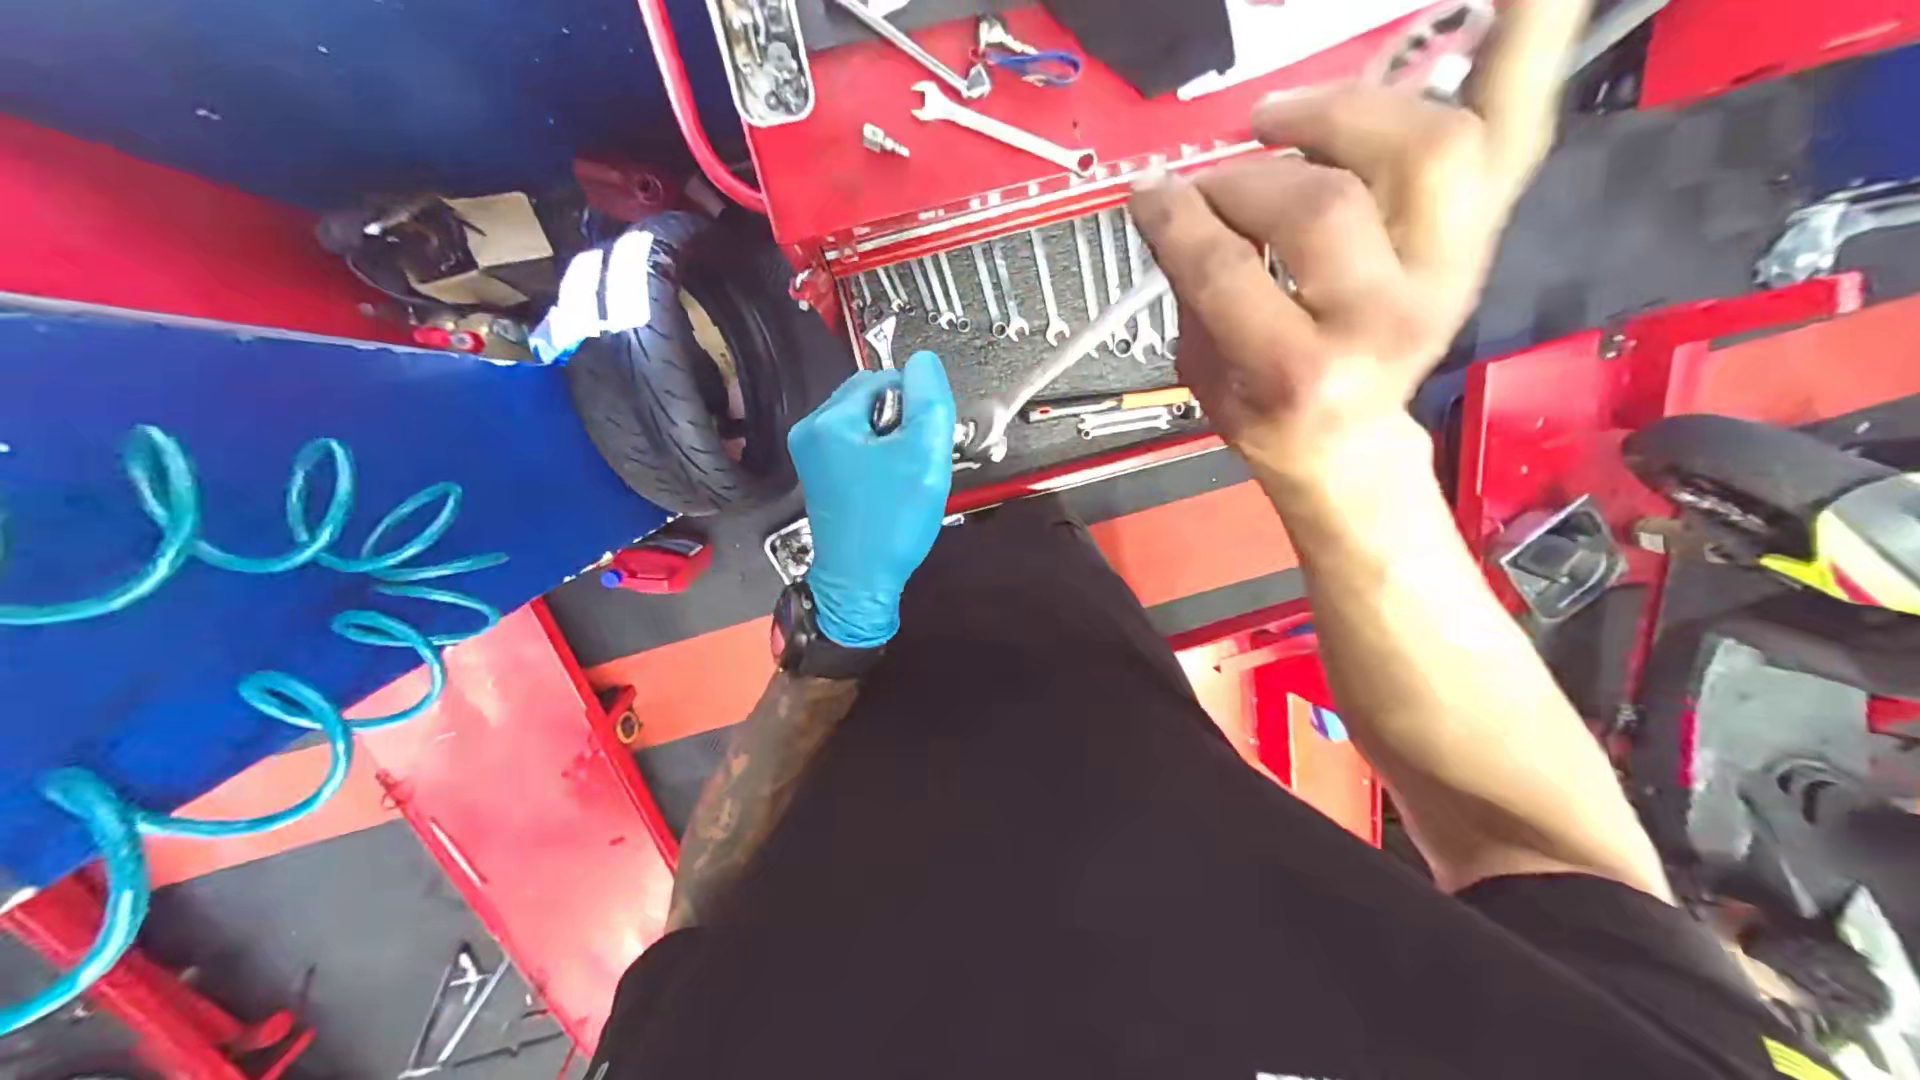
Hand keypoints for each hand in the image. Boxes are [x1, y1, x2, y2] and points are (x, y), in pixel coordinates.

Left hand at [788, 352, 956, 647]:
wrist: (860, 583)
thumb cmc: (891, 521)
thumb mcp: (923, 455)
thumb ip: (929, 400)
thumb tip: (924, 361)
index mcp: (828, 421)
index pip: (882, 379)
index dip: (914, 403)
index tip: (925, 440)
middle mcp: (810, 432)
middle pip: (870, 400)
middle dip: (902, 421)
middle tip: (917, 460)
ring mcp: (812, 456)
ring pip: (866, 425)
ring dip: (893, 441)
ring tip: (905, 476)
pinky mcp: (821, 477)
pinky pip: (856, 448)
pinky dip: (879, 458)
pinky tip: (891, 485)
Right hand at [1130, 0, 1588, 489]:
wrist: (1347, 442)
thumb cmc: (1264, 414)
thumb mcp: (1203, 369)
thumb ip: (1192, 286)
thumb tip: (1176, 198)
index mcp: (1297, 372)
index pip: (1227, 272)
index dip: (1178, 218)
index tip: (1147, 190)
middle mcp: (1384, 320)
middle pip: (1322, 207)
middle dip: (1246, 181)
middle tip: (1212, 182)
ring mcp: (1447, 270)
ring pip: (1425, 148)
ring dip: (1344, 113)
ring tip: (1282, 118)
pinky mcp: (1480, 238)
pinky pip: (1520, 126)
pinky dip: (1531, 36)